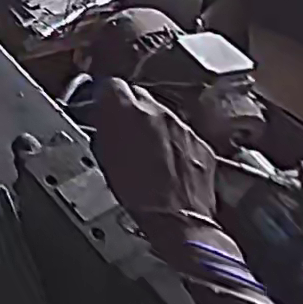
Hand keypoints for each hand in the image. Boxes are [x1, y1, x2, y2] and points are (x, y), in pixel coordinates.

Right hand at [88, 77, 223, 248]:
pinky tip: (163, 160)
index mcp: (125, 108)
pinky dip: (171, 141)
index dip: (104, 94)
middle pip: (138, 94)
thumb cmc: (135, 190)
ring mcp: (182, 126)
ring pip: (160, 113)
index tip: (101, 103)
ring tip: (141, 148)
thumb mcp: (102, 151)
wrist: (176, 220)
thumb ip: (103, 123)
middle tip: (119, 125)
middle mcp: (156, 111)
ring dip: (150, 124)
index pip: (111, 83)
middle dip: (128, 107)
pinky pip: (180, 132)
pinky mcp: (201, 143)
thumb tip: (102, 114)